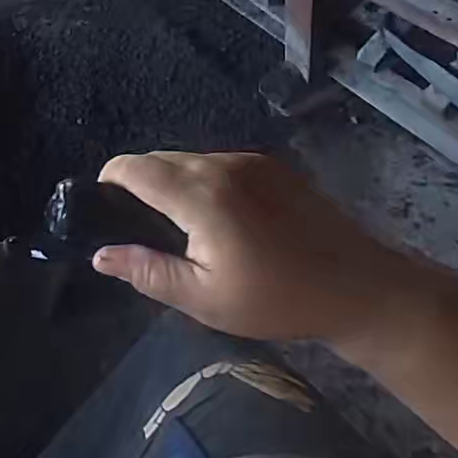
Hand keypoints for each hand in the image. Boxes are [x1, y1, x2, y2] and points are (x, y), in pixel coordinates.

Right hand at [92, 152, 419, 342]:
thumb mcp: (205, 299)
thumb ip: (148, 271)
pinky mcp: (268, 163)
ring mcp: (248, 159)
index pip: (135, 168)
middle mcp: (220, 164)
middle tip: (139, 227)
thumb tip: (101, 254)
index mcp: (201, 195)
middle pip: (158, 159)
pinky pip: (216, 163)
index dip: (109, 179)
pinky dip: (200, 180)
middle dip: (137, 183)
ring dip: (170, 181)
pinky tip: (217, 216)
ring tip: (179, 225)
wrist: (356, 285)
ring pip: (187, 159)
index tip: (101, 205)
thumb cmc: (277, 299)